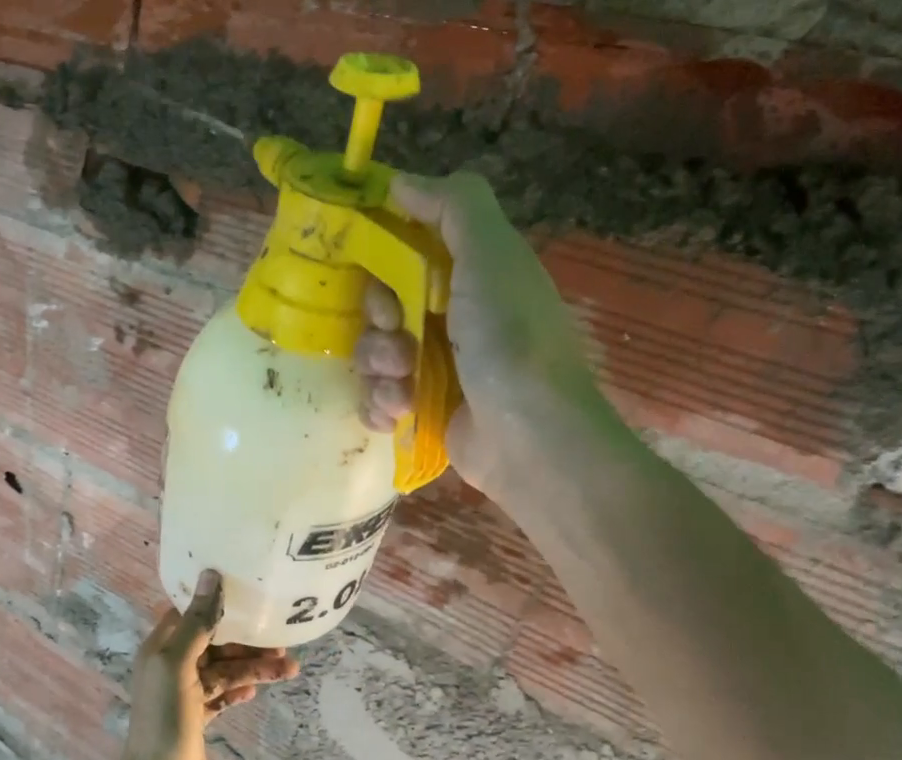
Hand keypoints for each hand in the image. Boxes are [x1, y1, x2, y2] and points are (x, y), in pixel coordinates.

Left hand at [116, 570, 298, 759]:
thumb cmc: (165, 722)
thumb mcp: (177, 666)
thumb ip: (196, 624)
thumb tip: (212, 576)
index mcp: (159, 649)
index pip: (190, 614)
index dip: (219, 604)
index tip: (253, 594)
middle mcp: (169, 668)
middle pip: (213, 643)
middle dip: (247, 641)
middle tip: (285, 641)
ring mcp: (184, 696)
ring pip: (224, 671)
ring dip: (253, 668)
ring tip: (290, 670)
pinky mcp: (197, 722)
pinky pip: (223, 696)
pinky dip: (240, 691)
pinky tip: (257, 692)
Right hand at [356, 172, 619, 493]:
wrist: (529, 437)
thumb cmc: (511, 339)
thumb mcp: (492, 254)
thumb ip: (452, 206)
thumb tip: (397, 181)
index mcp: (468, 275)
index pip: (403, 253)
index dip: (381, 263)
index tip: (380, 279)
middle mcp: (450, 317)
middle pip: (378, 307)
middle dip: (378, 326)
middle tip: (398, 340)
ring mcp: (433, 367)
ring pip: (372, 356)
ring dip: (377, 371)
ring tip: (403, 389)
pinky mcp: (421, 411)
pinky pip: (375, 399)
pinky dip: (380, 406)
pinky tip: (399, 414)